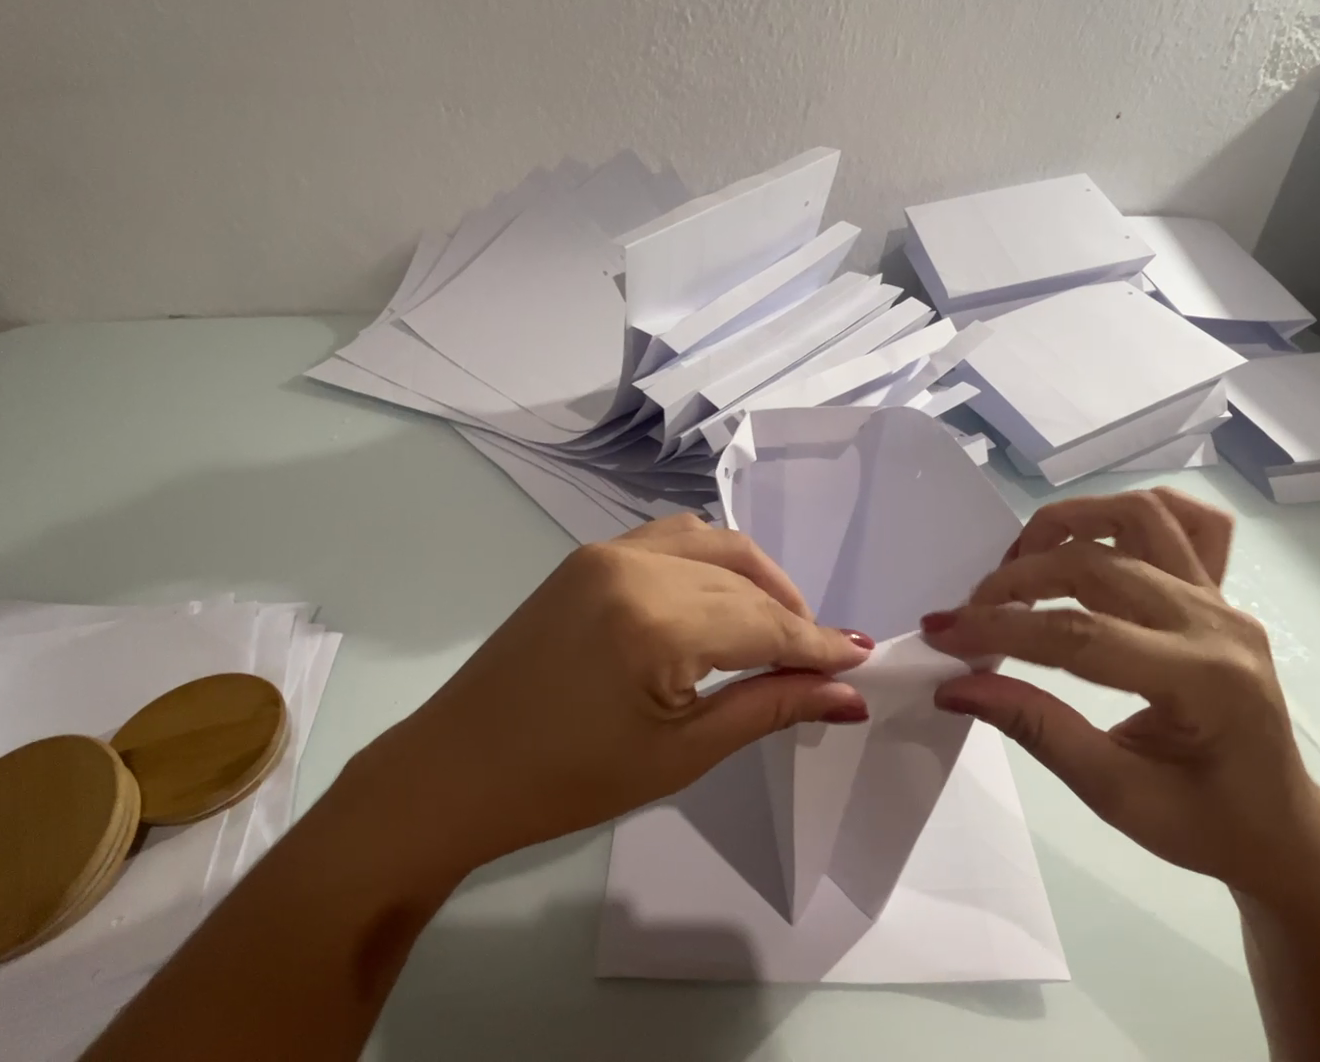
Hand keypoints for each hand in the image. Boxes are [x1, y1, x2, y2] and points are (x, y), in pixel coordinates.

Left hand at [343, 515, 873, 873]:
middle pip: (743, 582)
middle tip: (827, 661)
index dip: (819, 645)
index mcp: (657, 618)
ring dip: (757, 579)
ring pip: (712, 545)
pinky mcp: (585, 558)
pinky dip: (711, 561)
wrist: (457, 770)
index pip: (765, 623)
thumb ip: (770, 707)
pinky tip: (722, 598)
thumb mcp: (682, 753)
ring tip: (779, 628)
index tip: (862, 661)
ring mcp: (604, 551)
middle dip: (793, 618)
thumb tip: (849, 692)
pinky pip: (670, 539)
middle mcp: (634, 564)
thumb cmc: (568, 780)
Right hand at [920, 489, 1319, 901]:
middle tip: (968, 616)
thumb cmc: (1203, 825)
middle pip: (1097, 564)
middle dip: (1018, 580)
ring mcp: (1224, 600)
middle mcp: (1217, 623)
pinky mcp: (1221, 593)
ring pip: (1139, 518)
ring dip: (1067, 526)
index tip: (940, 632)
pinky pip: (1186, 524)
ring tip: (1020, 564)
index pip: (1079, 635)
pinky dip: (1128, 516)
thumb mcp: (1112, 793)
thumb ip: (1034, 728)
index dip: (1000, 628)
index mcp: (1201, 680)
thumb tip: (955, 687)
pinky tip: (1090, 540)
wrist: (1280, 829)